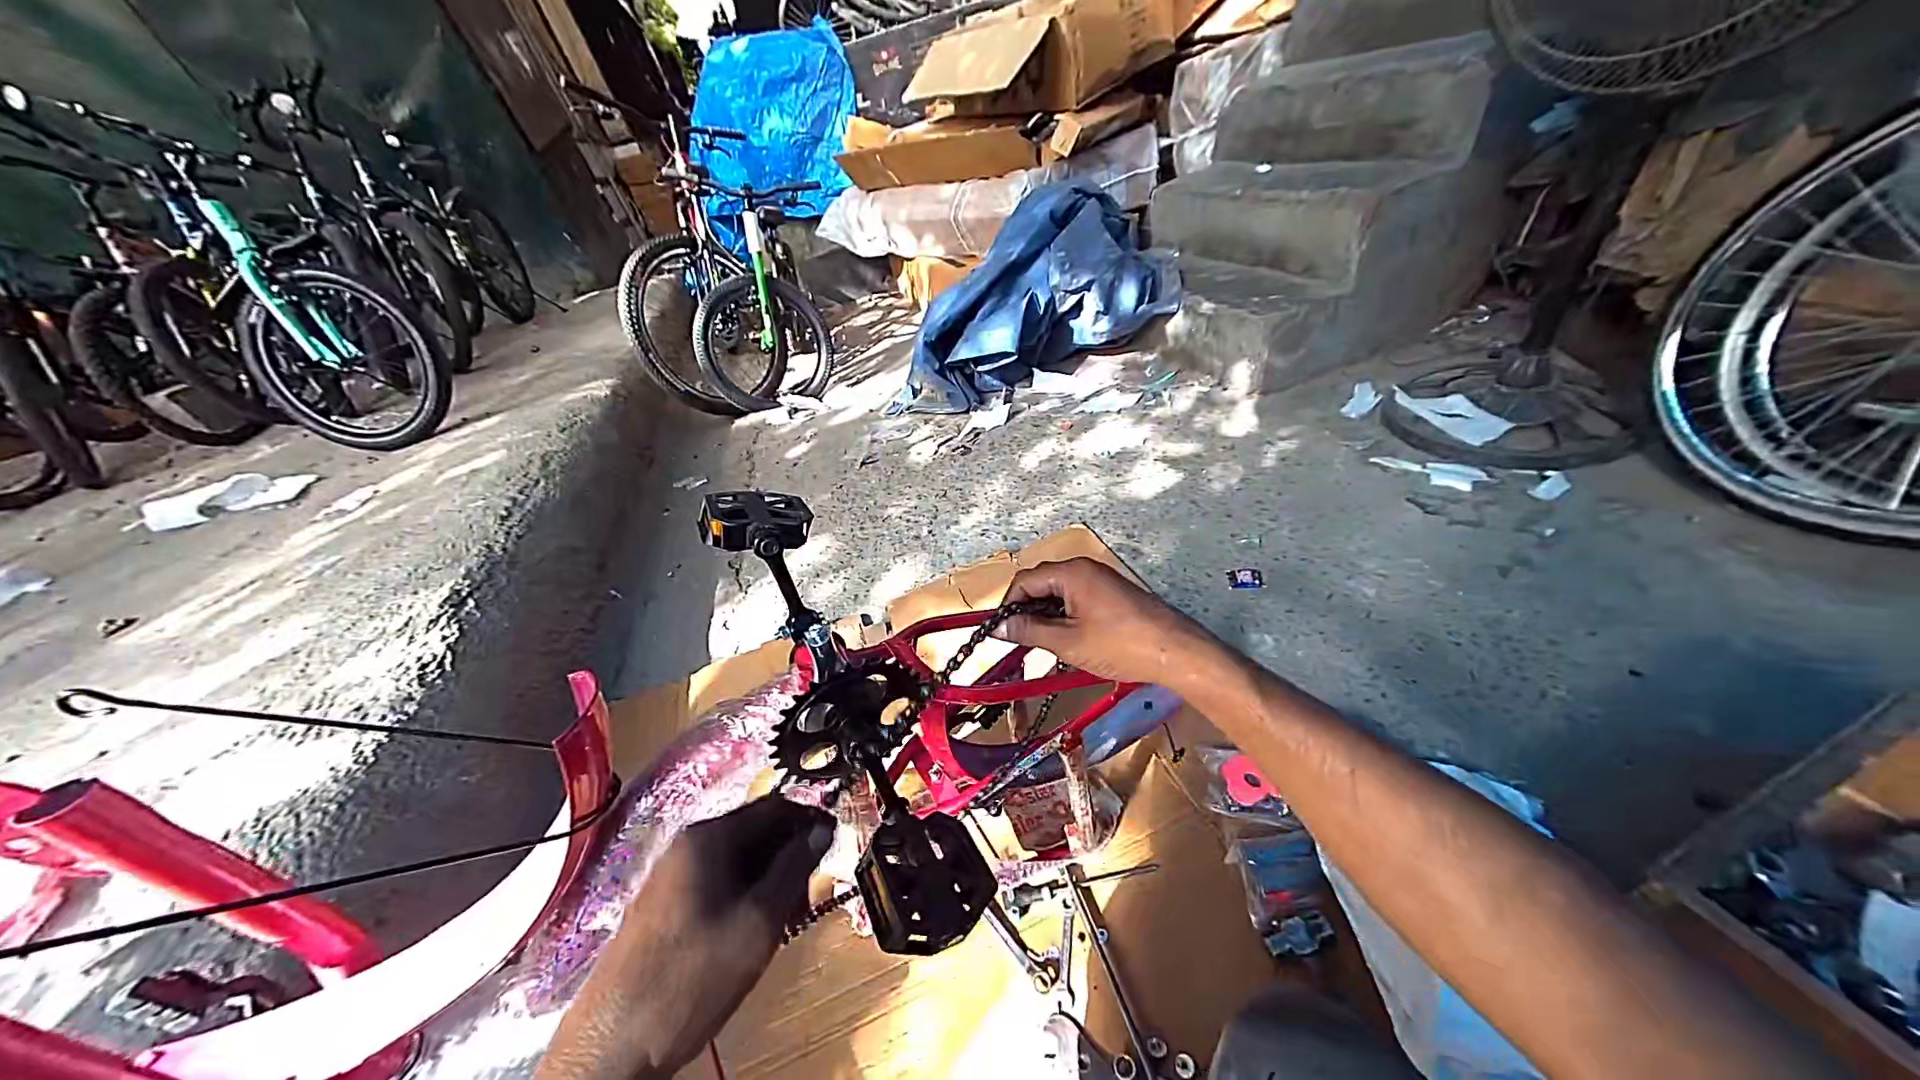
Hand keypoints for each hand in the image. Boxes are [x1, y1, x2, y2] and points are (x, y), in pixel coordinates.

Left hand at [538, 797, 834, 1079]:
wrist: (610, 1049)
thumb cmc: (689, 980)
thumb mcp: (758, 922)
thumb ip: (794, 869)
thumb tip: (820, 831)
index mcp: (706, 837)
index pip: (774, 806)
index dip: (810, 819)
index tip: (836, 840)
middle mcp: (686, 846)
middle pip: (756, 831)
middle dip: (791, 854)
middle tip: (814, 889)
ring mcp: (673, 877)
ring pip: (740, 860)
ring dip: (772, 879)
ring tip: (791, 914)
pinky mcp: (666, 907)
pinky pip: (720, 884)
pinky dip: (747, 896)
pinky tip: (759, 928)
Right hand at [995, 557, 1224, 690]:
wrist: (1175, 652)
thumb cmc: (1121, 645)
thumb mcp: (1067, 642)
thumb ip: (1029, 631)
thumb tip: (1001, 627)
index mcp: (1071, 572)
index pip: (1025, 581)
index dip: (1008, 605)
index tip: (1001, 631)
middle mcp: (1085, 569)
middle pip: (1041, 583)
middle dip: (1026, 611)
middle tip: (1019, 641)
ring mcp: (1101, 580)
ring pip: (1059, 593)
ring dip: (1046, 615)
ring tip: (1043, 645)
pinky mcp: (1112, 594)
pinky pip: (1077, 599)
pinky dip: (1065, 616)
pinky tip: (1067, 640)